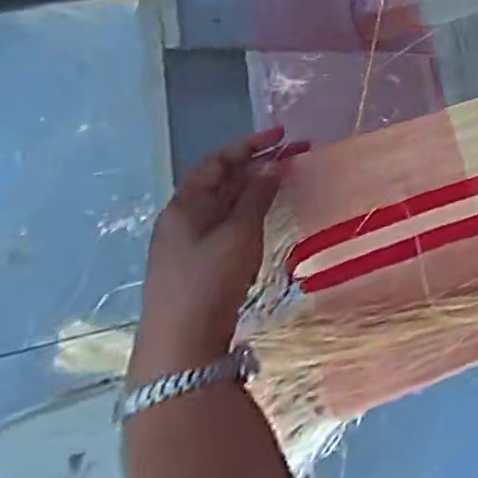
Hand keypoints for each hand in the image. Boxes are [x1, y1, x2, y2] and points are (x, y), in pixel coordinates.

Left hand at [134, 128, 310, 369]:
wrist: (182, 342)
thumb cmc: (210, 279)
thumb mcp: (239, 232)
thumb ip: (257, 195)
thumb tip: (273, 164)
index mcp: (184, 204)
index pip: (218, 161)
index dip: (250, 144)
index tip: (283, 135)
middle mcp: (182, 217)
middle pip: (221, 179)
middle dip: (258, 163)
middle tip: (296, 153)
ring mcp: (188, 241)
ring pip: (225, 201)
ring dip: (255, 185)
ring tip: (287, 176)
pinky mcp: (198, 261)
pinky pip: (226, 221)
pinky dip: (249, 208)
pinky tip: (266, 212)